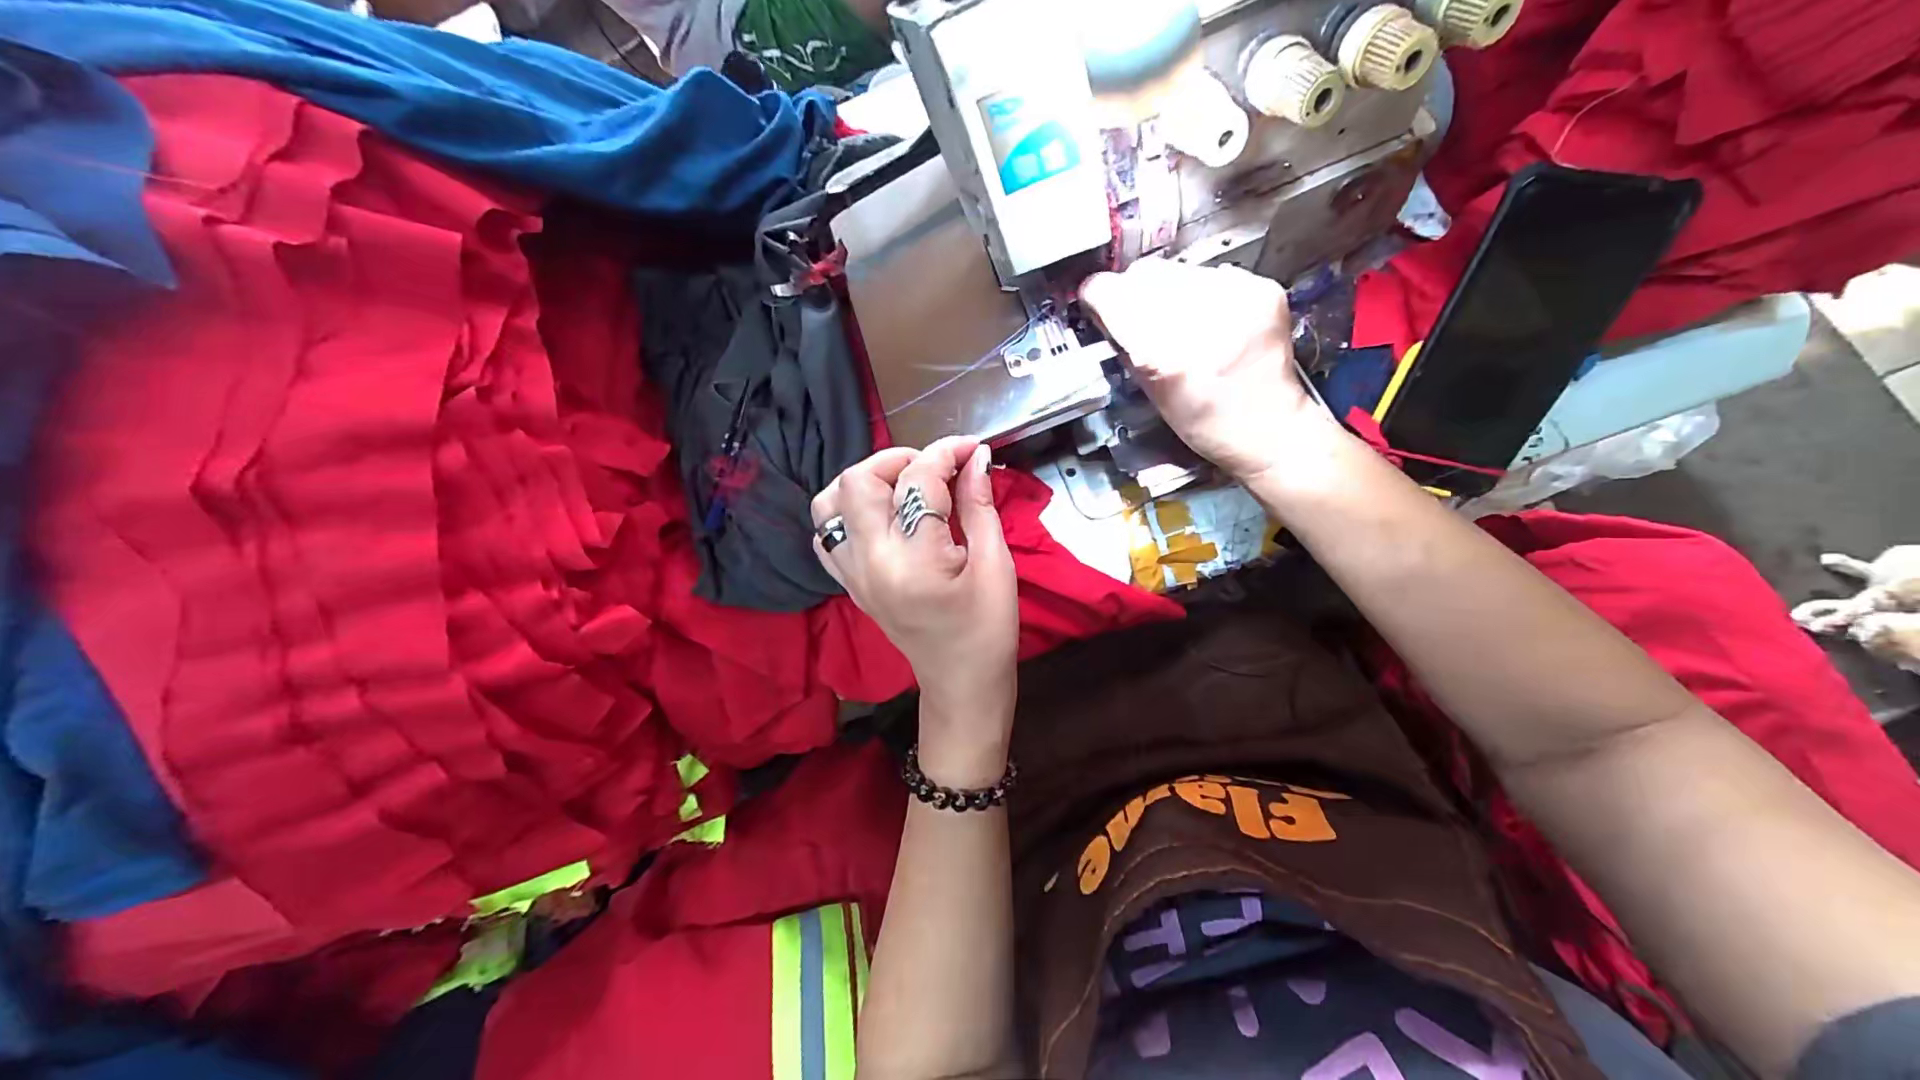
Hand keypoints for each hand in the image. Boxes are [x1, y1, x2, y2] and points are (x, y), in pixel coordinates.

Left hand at [812, 436, 1018, 781]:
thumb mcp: (996, 566)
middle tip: (935, 469)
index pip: (919, 482)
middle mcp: (870, 563)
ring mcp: (852, 574)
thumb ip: (979, 506)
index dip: (948, 453)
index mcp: (914, 562)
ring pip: (829, 502)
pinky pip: (826, 534)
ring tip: (903, 487)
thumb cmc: (988, 630)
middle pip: (859, 481)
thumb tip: (976, 458)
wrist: (960, 683)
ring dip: (865, 481)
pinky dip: (847, 512)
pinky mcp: (847, 582)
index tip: (971, 449)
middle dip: (899, 459)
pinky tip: (881, 516)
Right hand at [1080, 259, 1339, 483]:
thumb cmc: (1208, 422)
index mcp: (1163, 355)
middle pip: (1144, 275)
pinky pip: (1212, 274)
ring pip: (1177, 269)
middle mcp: (1199, 319)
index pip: (1110, 293)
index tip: (1095, 300)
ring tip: (1180, 324)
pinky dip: (1203, 291)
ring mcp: (1234, 300)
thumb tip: (1104, 308)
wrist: (1269, 428)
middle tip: (1141, 319)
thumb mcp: (1150, 391)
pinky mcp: (1260, 290)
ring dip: (1168, 290)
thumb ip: (1126, 345)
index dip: (1098, 296)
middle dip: (1134, 293)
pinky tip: (1209, 320)